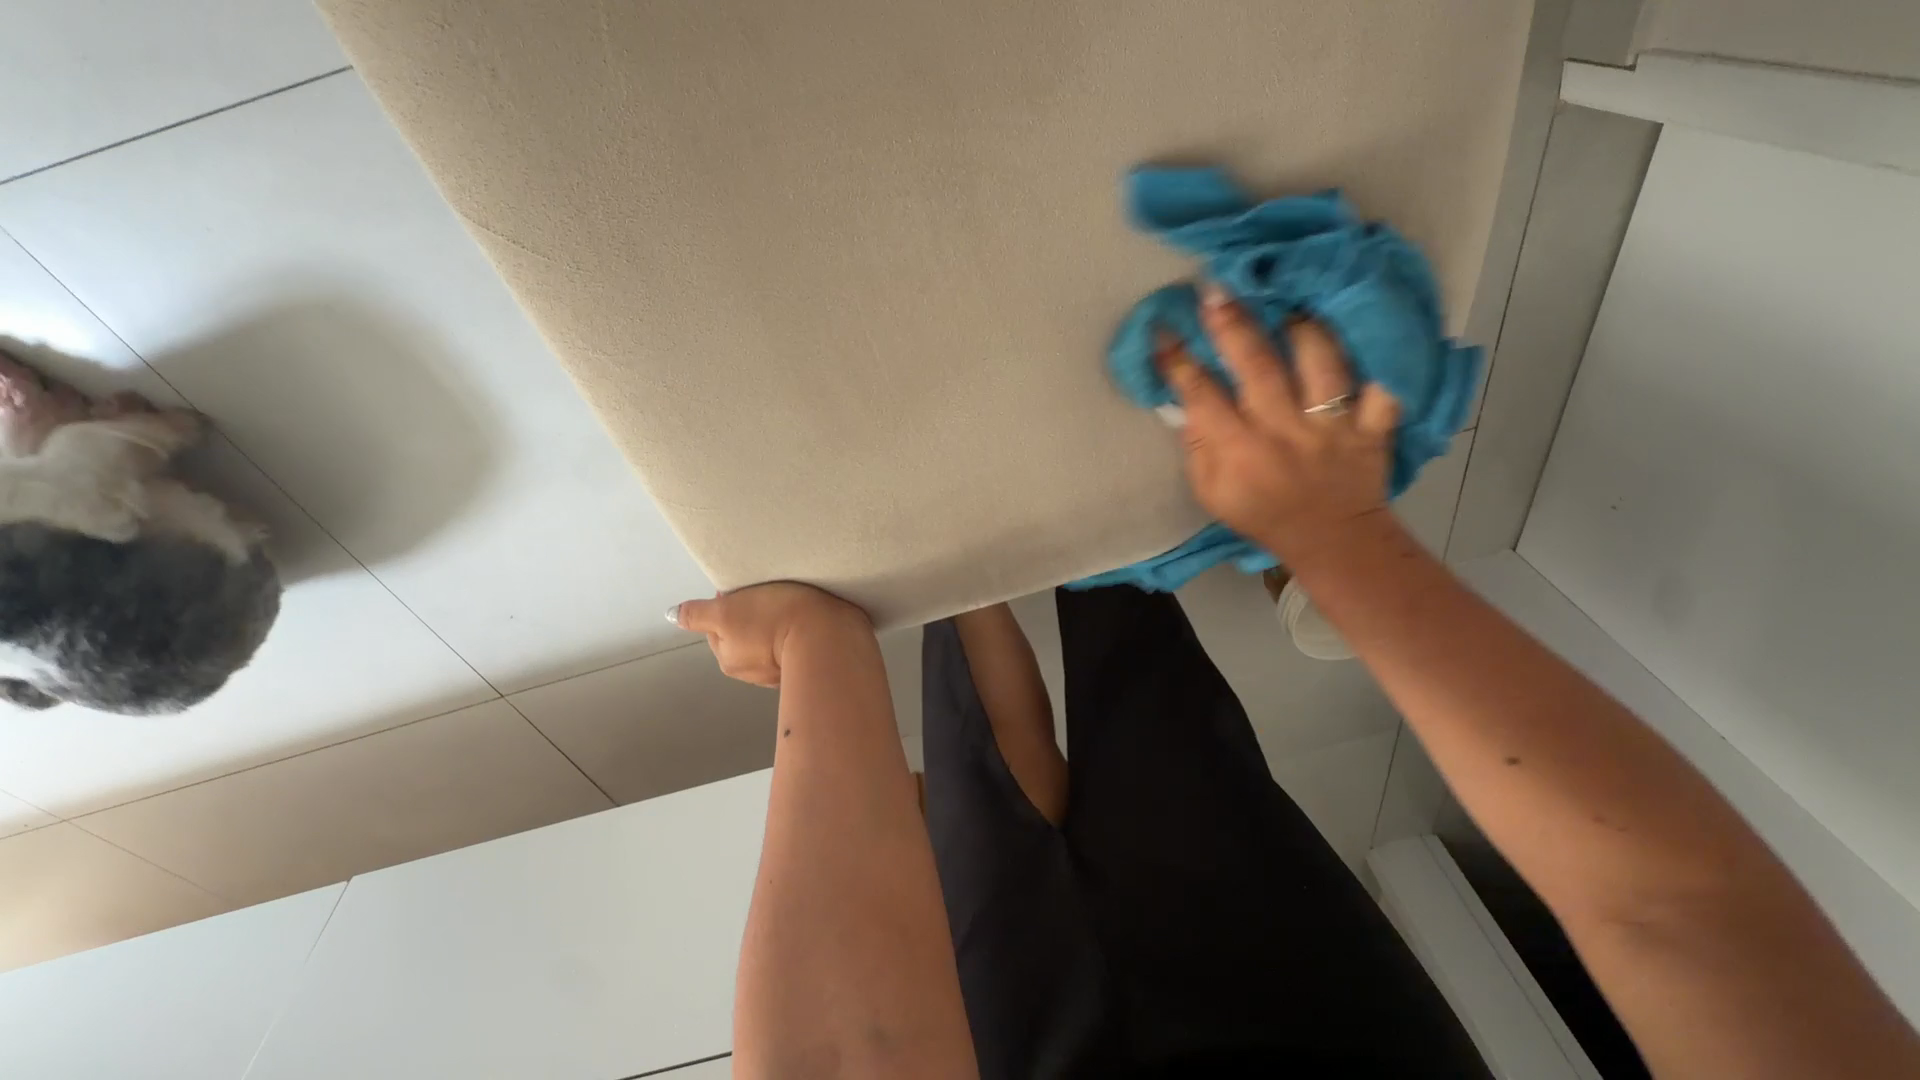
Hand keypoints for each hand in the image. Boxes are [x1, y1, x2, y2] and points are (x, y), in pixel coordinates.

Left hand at [671, 582, 870, 687]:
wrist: (829, 637)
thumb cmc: (776, 618)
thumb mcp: (727, 610)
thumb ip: (698, 613)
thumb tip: (674, 615)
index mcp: (727, 656)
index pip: (720, 626)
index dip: (731, 604)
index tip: (750, 591)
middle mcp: (749, 672)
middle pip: (743, 636)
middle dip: (753, 619)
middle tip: (772, 598)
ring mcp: (779, 674)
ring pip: (769, 644)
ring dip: (776, 629)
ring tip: (793, 610)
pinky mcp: (807, 670)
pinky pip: (795, 651)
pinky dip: (797, 639)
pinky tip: (808, 626)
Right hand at [1158, 283, 1401, 560]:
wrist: (1331, 539)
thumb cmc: (1262, 515)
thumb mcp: (1211, 493)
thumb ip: (1198, 447)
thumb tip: (1186, 402)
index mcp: (1239, 450)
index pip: (1201, 395)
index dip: (1178, 361)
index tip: (1162, 330)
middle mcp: (1283, 430)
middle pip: (1256, 366)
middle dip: (1232, 325)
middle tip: (1215, 291)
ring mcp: (1331, 426)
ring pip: (1321, 364)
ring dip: (1302, 329)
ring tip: (1288, 304)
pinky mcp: (1370, 427)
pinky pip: (1381, 390)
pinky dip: (1378, 365)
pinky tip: (1365, 336)